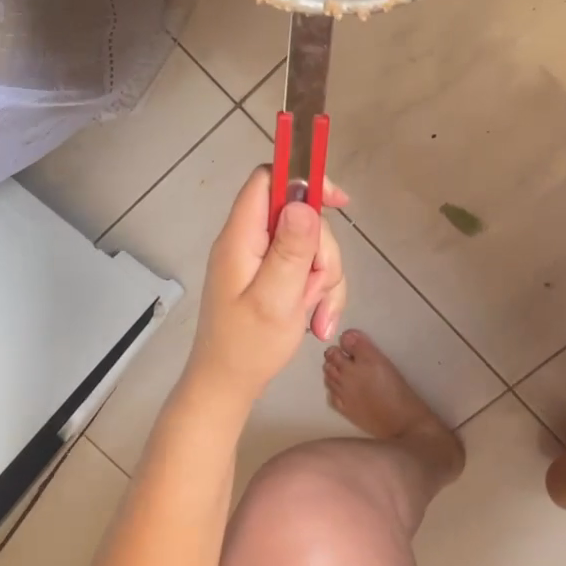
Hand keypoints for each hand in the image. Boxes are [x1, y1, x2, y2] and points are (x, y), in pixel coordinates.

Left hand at [187, 166, 349, 402]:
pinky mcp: (272, 278)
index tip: (338, 201)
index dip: (304, 178)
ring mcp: (262, 260)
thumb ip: (290, 250)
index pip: (270, 179)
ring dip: (324, 279)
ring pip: (311, 247)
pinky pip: (307, 270)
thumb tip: (303, 202)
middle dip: (322, 252)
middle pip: (302, 218)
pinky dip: (318, 293)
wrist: (227, 387)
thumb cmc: (247, 347)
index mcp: (241, 237)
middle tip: (317, 288)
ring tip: (316, 317)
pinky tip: (316, 322)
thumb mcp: (275, 299)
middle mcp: (250, 240)